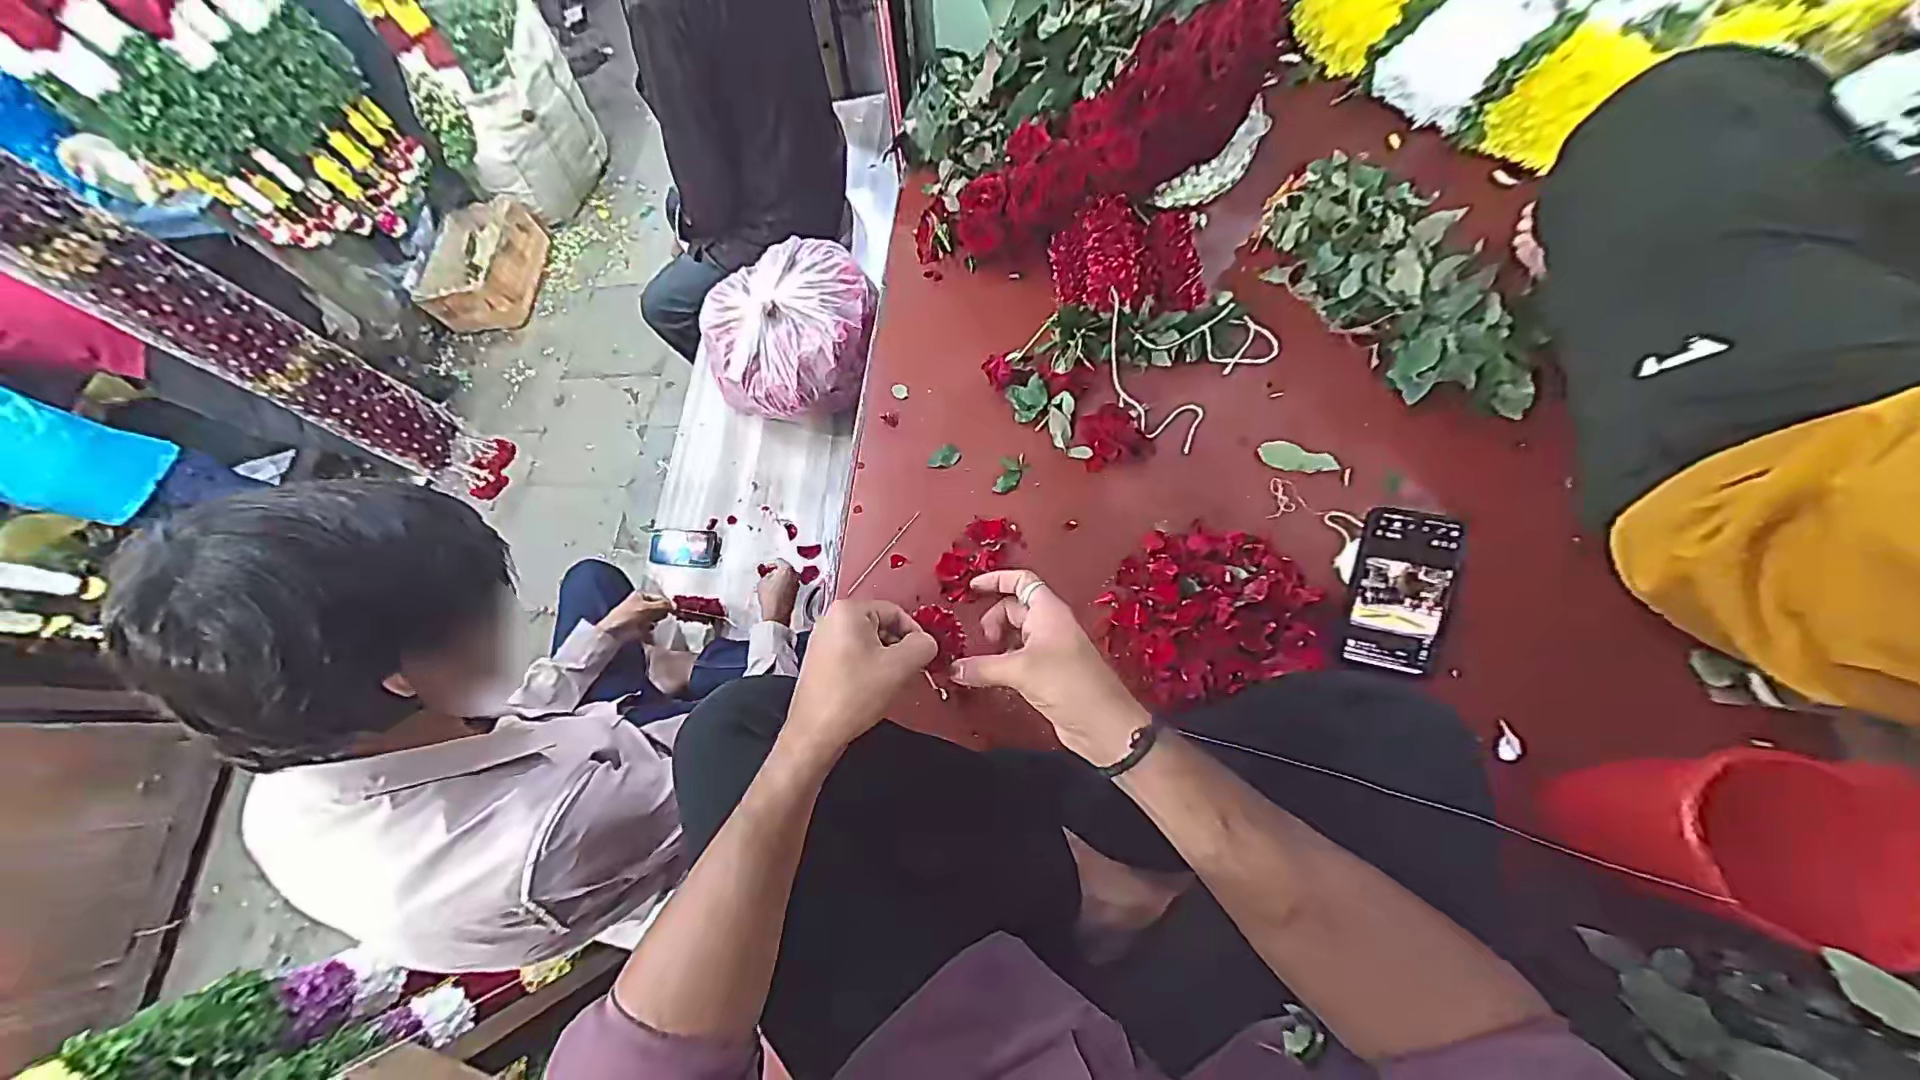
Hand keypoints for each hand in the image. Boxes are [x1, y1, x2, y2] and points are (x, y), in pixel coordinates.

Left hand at [597, 591, 673, 643]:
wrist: (611, 634)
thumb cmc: (629, 616)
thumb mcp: (649, 608)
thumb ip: (664, 606)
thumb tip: (677, 606)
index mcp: (641, 595)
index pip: (661, 598)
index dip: (668, 605)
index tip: (673, 613)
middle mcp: (639, 604)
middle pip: (658, 609)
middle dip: (661, 616)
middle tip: (660, 620)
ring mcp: (637, 616)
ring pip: (654, 620)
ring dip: (656, 625)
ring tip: (652, 629)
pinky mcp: (635, 628)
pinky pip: (649, 630)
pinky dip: (651, 633)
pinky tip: (650, 636)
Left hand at [781, 599, 937, 757]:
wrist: (815, 733)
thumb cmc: (853, 695)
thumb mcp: (900, 667)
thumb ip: (923, 646)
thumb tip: (927, 643)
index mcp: (848, 611)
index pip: (896, 613)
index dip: (915, 634)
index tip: (922, 656)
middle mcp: (831, 619)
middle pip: (882, 626)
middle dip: (899, 648)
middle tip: (907, 671)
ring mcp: (823, 640)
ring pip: (870, 643)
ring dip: (885, 661)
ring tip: (888, 683)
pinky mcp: (820, 661)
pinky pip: (854, 655)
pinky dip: (869, 668)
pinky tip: (871, 689)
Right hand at [950, 569, 1149, 766]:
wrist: (1103, 724)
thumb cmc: (1069, 684)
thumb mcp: (1021, 670)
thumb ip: (983, 667)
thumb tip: (954, 669)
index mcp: (1048, 611)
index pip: (1021, 581)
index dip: (996, 580)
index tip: (972, 589)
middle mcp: (1049, 625)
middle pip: (1013, 608)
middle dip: (992, 620)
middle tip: (982, 641)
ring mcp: (1050, 649)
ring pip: (1015, 635)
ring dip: (996, 644)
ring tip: (982, 661)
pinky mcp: (1048, 673)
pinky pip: (1018, 658)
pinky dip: (1002, 662)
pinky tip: (991, 676)